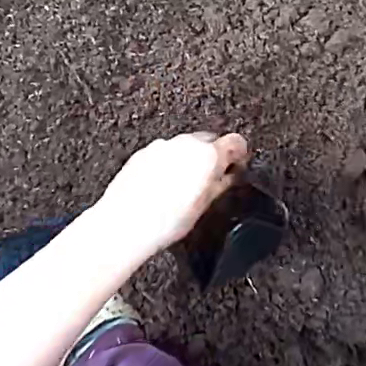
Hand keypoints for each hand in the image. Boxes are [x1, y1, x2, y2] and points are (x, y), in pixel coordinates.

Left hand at [89, 131, 249, 258]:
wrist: (125, 224)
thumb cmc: (164, 221)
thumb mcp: (206, 206)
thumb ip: (222, 184)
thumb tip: (229, 177)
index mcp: (207, 155)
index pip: (235, 142)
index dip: (240, 154)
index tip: (237, 163)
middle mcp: (185, 144)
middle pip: (209, 141)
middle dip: (213, 156)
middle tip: (211, 179)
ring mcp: (162, 146)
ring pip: (184, 147)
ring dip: (188, 160)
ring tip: (183, 188)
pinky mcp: (142, 153)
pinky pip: (163, 153)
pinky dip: (167, 164)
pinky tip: (163, 188)